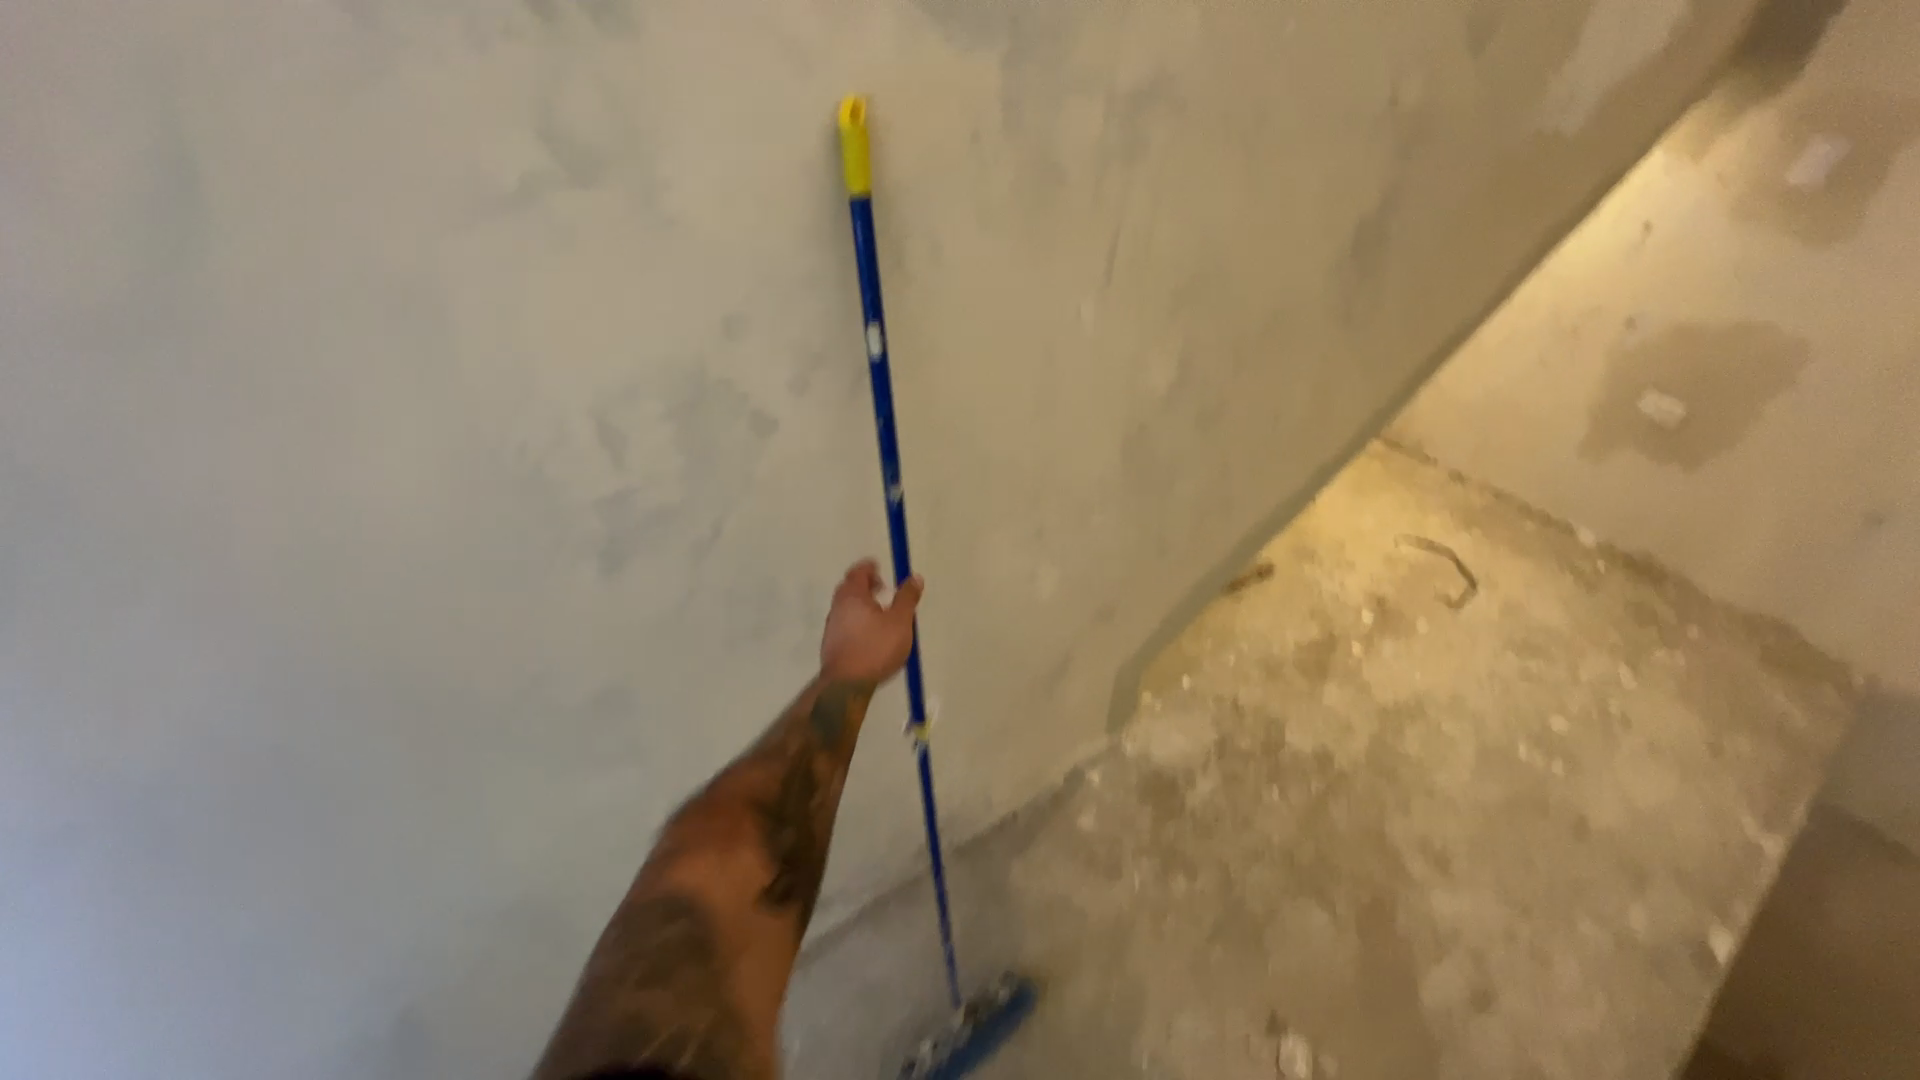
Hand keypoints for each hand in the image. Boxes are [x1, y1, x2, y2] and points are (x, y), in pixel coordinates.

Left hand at [819, 559, 923, 684]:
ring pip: (846, 606)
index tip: (880, 567)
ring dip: (861, 604)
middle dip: (865, 584)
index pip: (857, 572)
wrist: (846, 684)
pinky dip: (857, 620)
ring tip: (879, 613)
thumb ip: (907, 599)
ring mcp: (832, 626)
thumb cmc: (876, 648)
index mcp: (852, 596)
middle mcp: (838, 607)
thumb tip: (914, 577)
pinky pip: (845, 623)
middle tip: (882, 589)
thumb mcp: (900, 622)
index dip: (869, 567)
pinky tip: (870, 634)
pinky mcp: (831, 644)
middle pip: (849, 587)